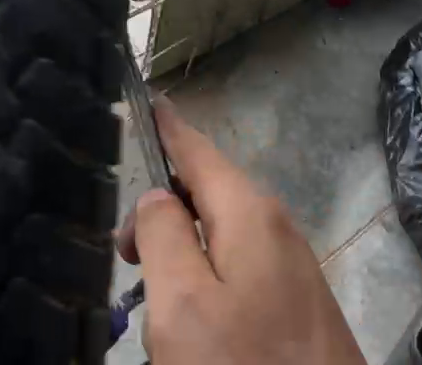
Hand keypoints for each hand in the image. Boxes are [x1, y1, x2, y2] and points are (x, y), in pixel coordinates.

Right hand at [117, 102, 362, 364]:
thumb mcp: (183, 302)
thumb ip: (163, 233)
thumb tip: (160, 196)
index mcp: (250, 212)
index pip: (198, 149)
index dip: (168, 127)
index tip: (146, 100)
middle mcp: (277, 229)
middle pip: (208, 192)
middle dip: (164, 208)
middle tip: (122, 254)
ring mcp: (294, 272)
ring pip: (222, 235)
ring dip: (181, 251)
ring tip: (149, 292)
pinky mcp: (299, 311)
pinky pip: (240, 271)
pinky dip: (206, 280)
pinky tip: (192, 321)